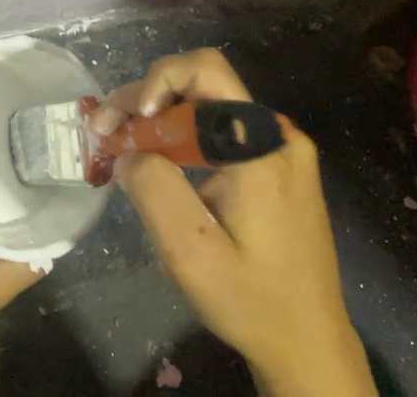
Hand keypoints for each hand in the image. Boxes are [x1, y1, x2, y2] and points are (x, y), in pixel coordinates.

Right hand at [92, 49, 376, 396]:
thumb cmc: (251, 300)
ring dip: (161, 120)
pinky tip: (157, 165)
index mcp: (261, 147)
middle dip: (146, 101)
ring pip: (208, 106)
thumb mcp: (190, 251)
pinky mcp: (278, 167)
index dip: (158, 81)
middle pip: (202, 85)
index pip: (205, 71)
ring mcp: (281, 150)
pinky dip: (182, 136)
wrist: (310, 345)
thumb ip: (154, 189)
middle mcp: (277, 135)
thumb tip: (130, 151)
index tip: (132, 122)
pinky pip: (222, 130)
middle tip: (106, 134)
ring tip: (123, 149)